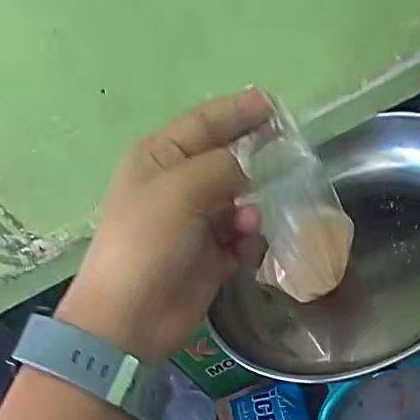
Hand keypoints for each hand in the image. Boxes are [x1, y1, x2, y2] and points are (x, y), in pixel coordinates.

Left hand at [57, 90, 272, 361]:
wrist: (132, 315)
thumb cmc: (147, 243)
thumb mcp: (179, 190)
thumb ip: (221, 167)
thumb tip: (248, 168)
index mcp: (159, 159)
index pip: (203, 124)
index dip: (236, 112)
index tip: (272, 104)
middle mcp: (178, 187)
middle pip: (225, 163)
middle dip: (252, 162)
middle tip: (286, 156)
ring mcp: (195, 225)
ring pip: (238, 204)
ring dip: (249, 210)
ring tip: (248, 223)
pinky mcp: (211, 260)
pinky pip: (240, 241)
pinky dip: (246, 242)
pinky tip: (243, 248)